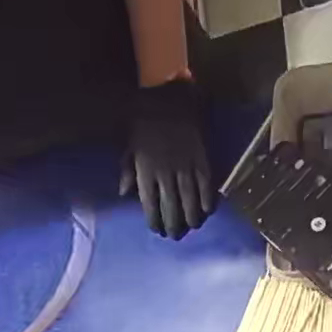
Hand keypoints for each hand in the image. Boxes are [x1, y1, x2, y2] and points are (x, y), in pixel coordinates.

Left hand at [120, 79, 214, 239]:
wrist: (171, 95)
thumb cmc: (145, 117)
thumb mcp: (128, 141)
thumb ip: (127, 168)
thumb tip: (124, 193)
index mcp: (146, 170)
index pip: (150, 203)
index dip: (154, 220)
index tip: (156, 229)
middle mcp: (166, 173)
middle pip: (171, 207)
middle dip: (173, 224)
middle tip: (174, 235)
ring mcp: (186, 167)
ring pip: (190, 200)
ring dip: (191, 217)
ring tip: (192, 227)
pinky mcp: (202, 160)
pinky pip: (206, 186)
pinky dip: (207, 200)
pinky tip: (207, 211)